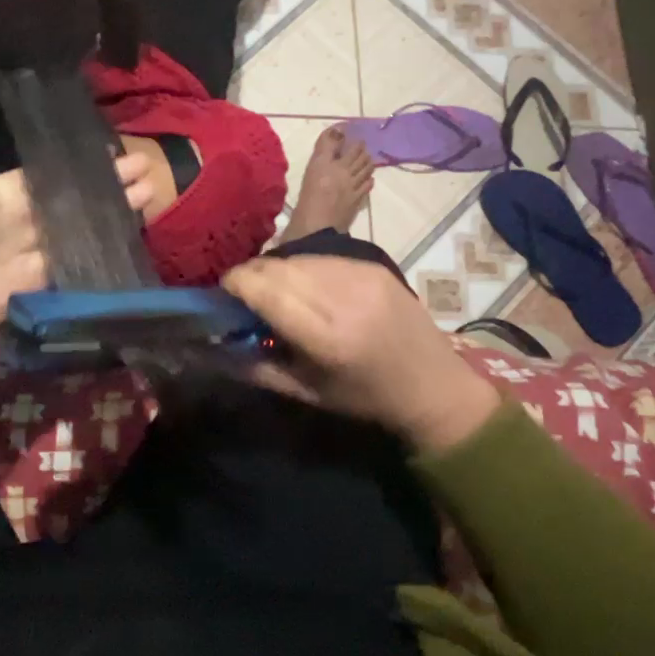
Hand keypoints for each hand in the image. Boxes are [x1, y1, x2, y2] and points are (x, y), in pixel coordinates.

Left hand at [0, 90, 153, 401]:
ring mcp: (32, 253)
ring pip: (80, 227)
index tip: (114, 147)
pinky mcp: (38, 284)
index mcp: (0, 194)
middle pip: (73, 198)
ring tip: (152, 197)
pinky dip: (100, 251)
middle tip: (150, 170)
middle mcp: (21, 220)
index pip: (48, 173)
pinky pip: (75, 262)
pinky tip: (129, 239)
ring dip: (112, 213)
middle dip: (109, 185)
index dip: (79, 162)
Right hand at [223, 256, 501, 451]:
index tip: (223, 294)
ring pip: (298, 257)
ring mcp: (363, 277)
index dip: (236, 283)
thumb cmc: (366, 398)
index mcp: (327, 338)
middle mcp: (345, 299)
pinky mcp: (374, 267)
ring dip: (275, 269)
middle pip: (277, 267)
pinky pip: (322, 256)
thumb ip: (259, 368)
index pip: (265, 289)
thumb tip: (218, 341)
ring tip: (272, 289)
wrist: (436, 387)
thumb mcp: (307, 394)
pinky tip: (303, 285)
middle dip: (251, 275)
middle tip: (243, 294)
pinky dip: (303, 267)